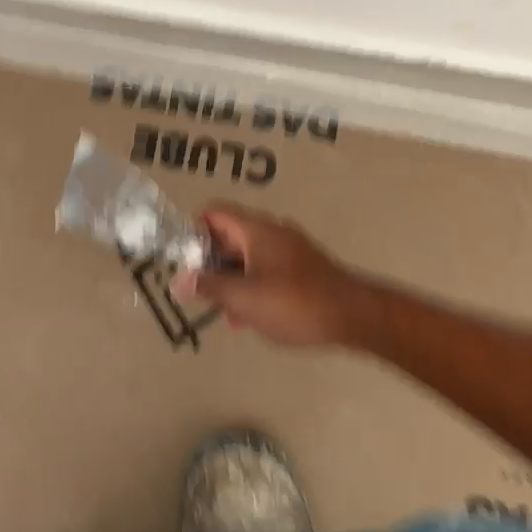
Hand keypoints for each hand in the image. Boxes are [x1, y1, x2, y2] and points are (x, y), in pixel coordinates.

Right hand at [173, 203, 371, 347]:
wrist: (354, 316)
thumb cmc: (294, 302)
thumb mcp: (244, 298)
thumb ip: (209, 287)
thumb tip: (177, 280)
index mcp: (256, 229)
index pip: (214, 212)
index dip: (193, 230)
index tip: (186, 261)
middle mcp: (273, 232)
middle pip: (229, 236)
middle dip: (210, 262)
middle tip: (199, 292)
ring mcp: (290, 250)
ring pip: (248, 258)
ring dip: (231, 280)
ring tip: (225, 313)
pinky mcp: (303, 271)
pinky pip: (267, 271)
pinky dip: (253, 288)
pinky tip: (251, 318)